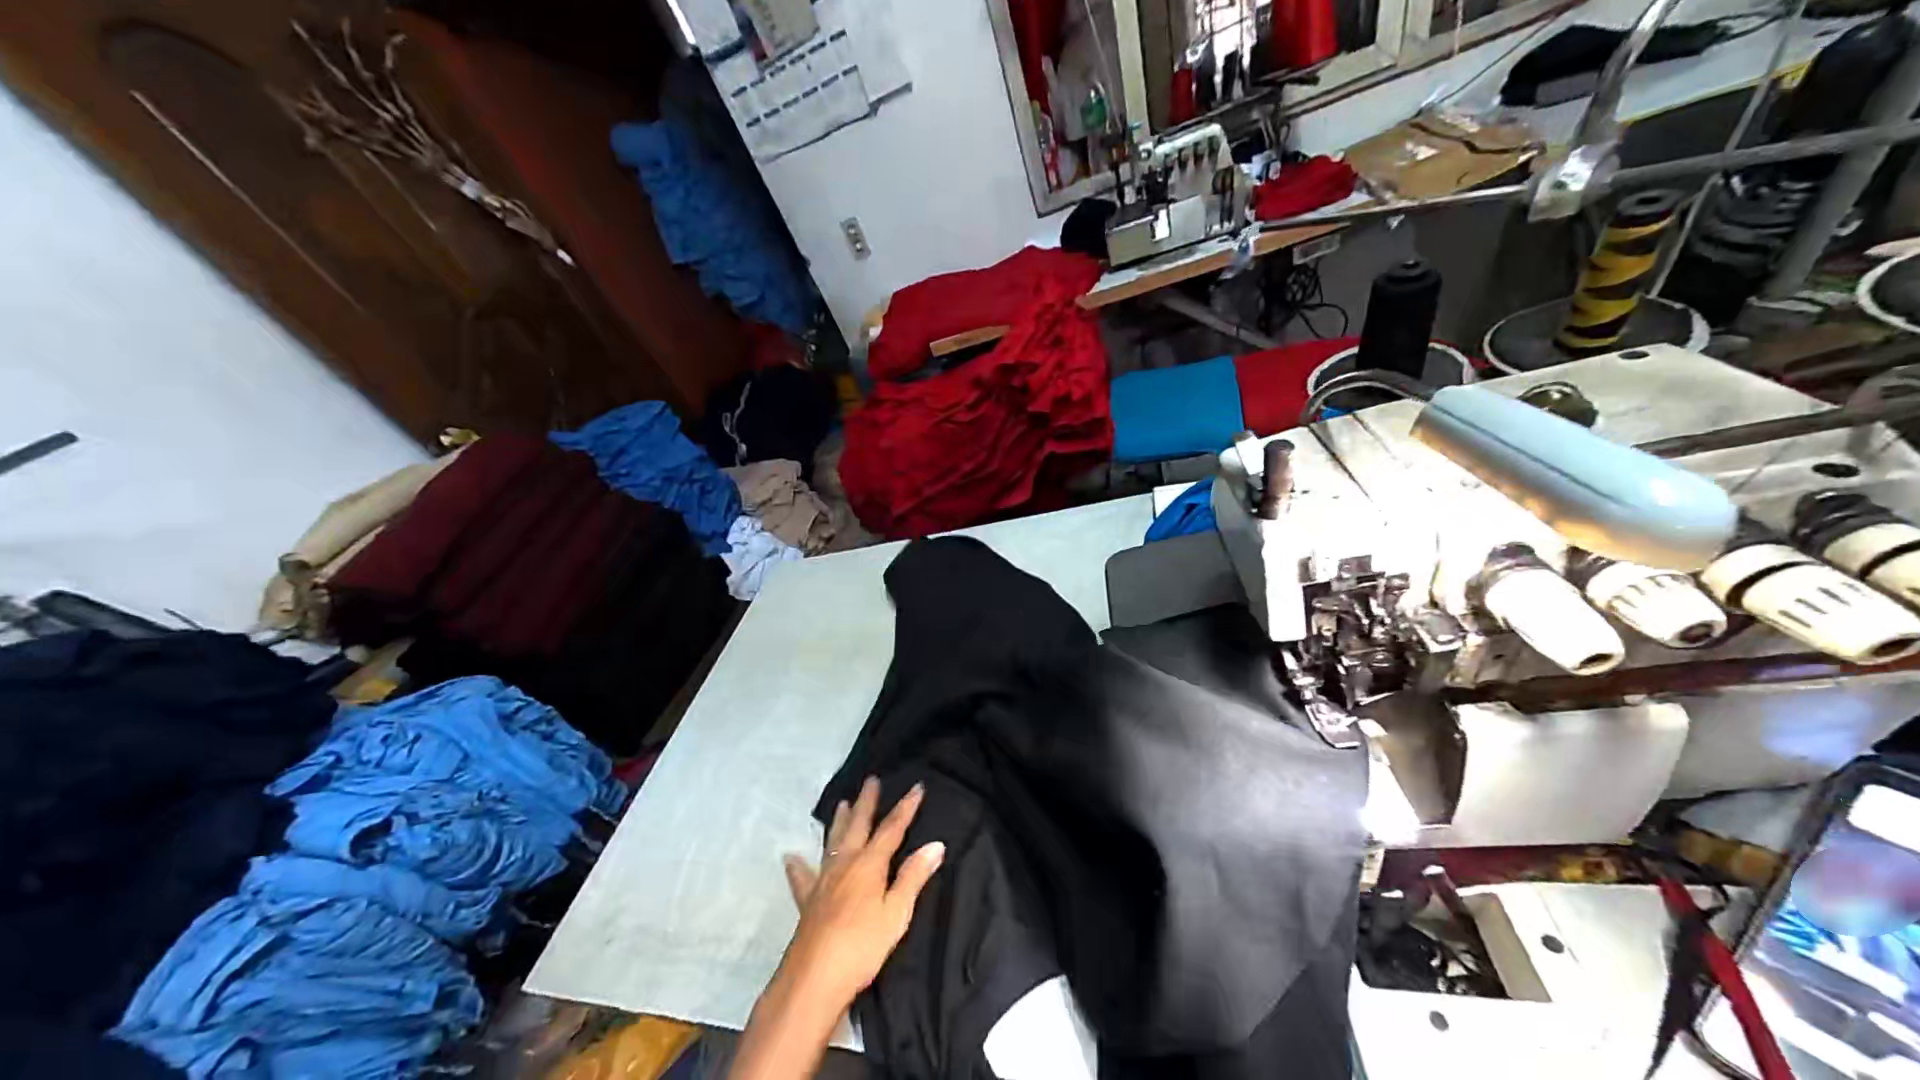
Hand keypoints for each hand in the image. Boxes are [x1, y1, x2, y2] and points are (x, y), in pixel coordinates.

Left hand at [777, 776, 945, 1007]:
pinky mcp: (808, 901)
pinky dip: (797, 866)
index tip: (917, 787)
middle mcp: (845, 863)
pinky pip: (802, 877)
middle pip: (858, 825)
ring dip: (838, 822)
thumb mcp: (897, 912)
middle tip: (870, 780)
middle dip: (866, 802)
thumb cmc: (863, 944)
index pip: (892, 829)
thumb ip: (913, 877)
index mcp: (869, 864)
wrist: (815, 976)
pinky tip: (790, 858)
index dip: (905, 808)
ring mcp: (823, 880)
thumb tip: (935, 844)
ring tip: (840, 804)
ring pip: (832, 842)